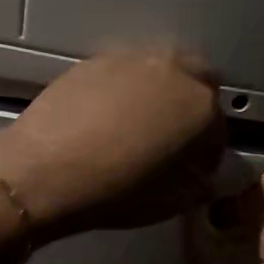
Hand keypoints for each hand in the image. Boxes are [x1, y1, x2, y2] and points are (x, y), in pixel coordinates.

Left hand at [0, 51, 223, 238]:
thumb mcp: (170, 202)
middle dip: (193, 106)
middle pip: (198, 81)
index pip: (219, 129)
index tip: (194, 170)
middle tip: (173, 137)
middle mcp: (173, 72)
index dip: (208, 153)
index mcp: (201, 108)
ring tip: (141, 121)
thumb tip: (202, 177)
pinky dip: (127, 88)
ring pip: (161, 69)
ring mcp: (132, 60)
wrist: (45, 169)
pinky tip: (108, 113)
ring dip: (162, 91)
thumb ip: (198, 185)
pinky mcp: (95, 60)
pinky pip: (125, 71)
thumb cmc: (115, 191)